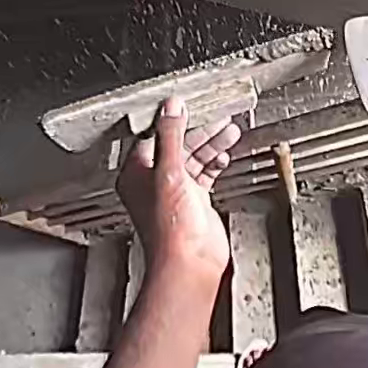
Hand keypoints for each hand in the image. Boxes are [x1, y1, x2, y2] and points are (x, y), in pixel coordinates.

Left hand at [116, 97, 241, 289]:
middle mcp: (153, 180)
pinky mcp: (193, 200)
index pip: (154, 135)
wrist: (190, 263)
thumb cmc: (171, 228)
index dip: (171, 119)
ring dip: (211, 144)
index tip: (187, 104)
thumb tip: (171, 107)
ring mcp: (174, 190)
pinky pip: (204, 172)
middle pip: (177, 144)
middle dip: (199, 130)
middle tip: (218, 116)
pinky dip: (215, 161)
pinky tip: (224, 154)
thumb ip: (171, 135)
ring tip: (229, 130)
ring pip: (194, 157)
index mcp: (137, 172)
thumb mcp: (170, 170)